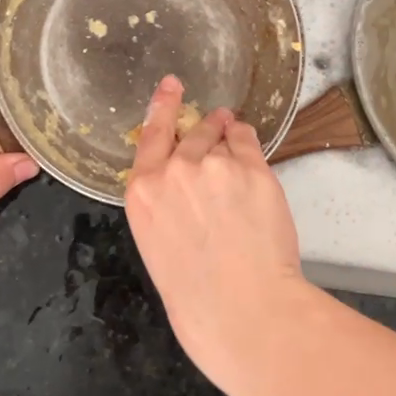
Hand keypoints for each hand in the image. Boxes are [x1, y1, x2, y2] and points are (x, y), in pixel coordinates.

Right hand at [124, 75, 309, 370]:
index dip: (162, 106)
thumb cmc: (194, 294)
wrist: (241, 310)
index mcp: (143, 192)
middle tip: (214, 124)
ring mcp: (214, 166)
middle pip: (190, 134)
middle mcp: (174, 170)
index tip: (170, 85)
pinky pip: (248, 139)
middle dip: (203, 129)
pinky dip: (247, 140)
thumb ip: (163, 203)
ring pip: (220, 134)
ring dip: (225, 133)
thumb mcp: (156, 242)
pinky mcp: (252, 169)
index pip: (151, 135)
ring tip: (231, 134)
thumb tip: (183, 184)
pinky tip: (248, 144)